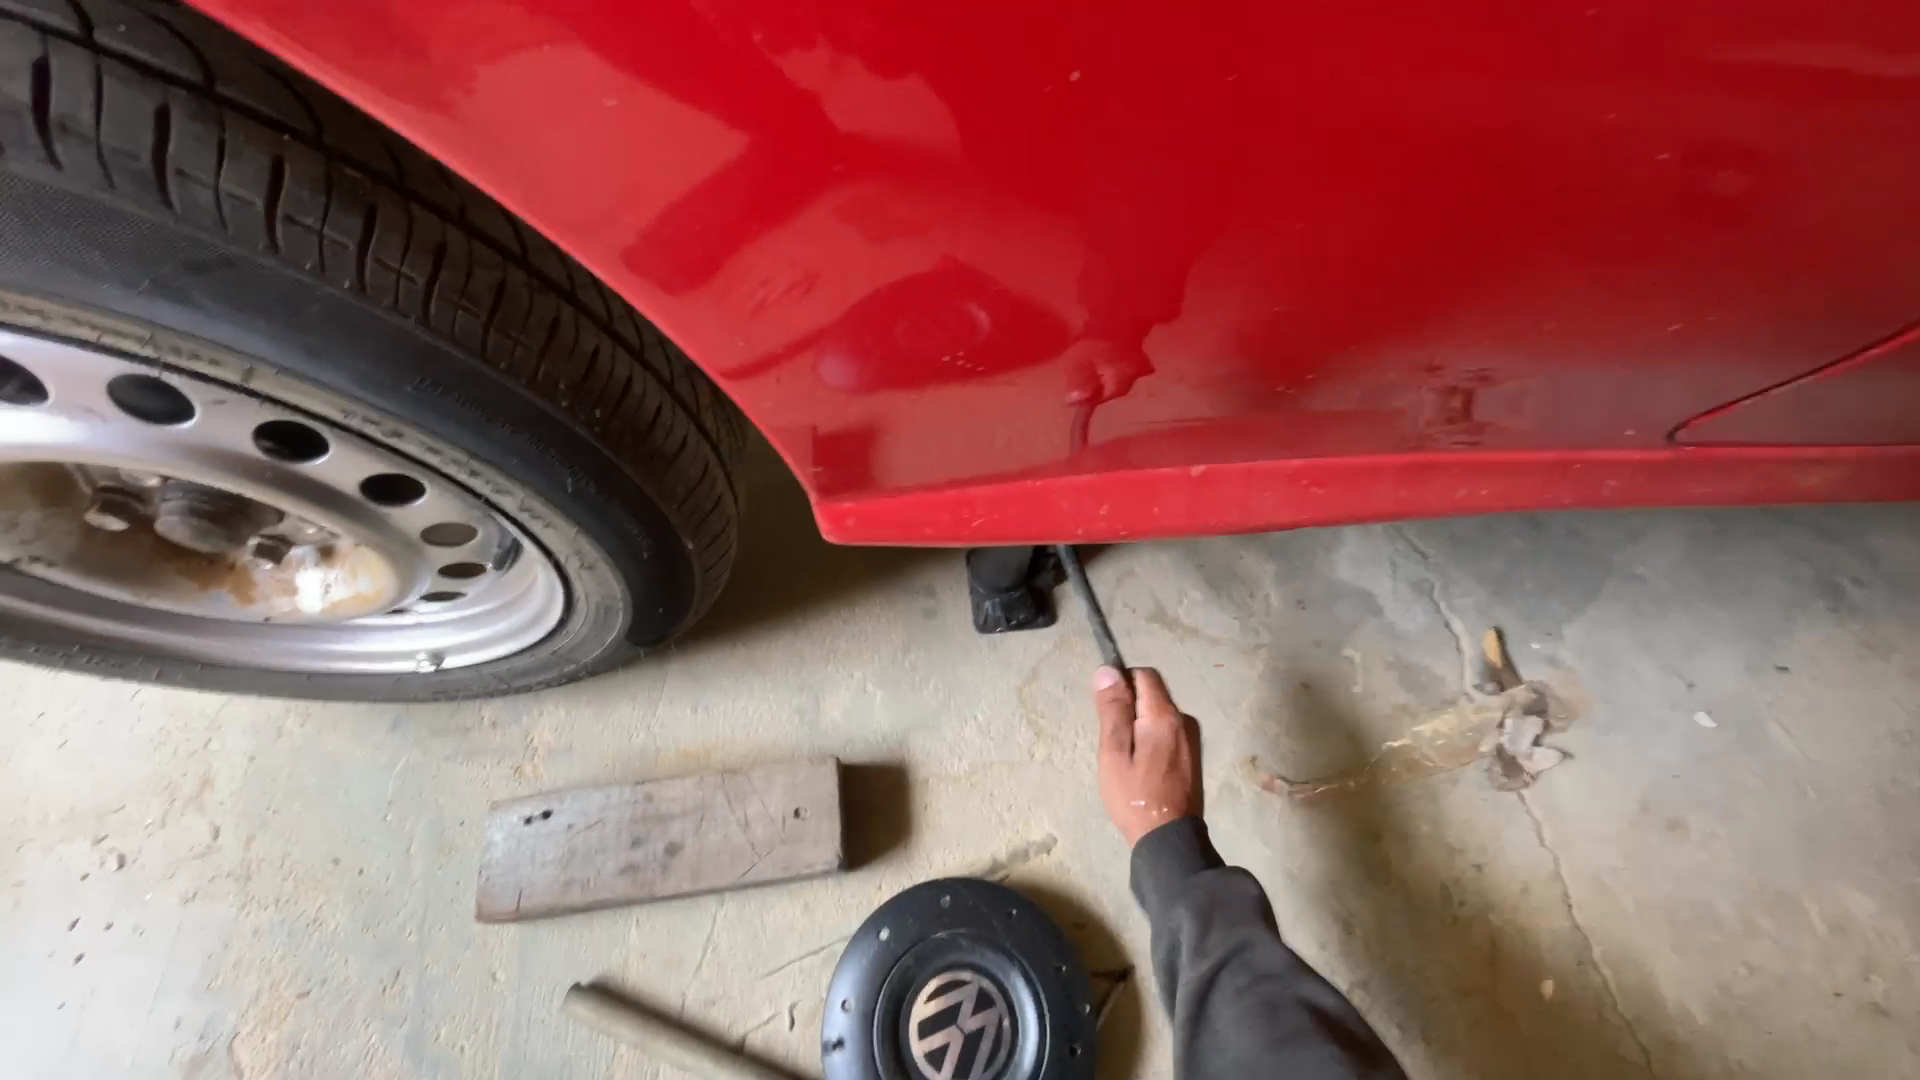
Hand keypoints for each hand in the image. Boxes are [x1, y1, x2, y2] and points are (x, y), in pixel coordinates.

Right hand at [1092, 666, 1199, 846]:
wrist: (1169, 840)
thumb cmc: (1134, 796)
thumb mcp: (1114, 751)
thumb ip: (1113, 709)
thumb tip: (1107, 670)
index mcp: (1164, 716)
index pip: (1144, 675)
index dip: (1121, 682)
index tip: (1107, 708)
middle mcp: (1184, 721)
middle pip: (1152, 693)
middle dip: (1129, 705)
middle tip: (1113, 738)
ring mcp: (1191, 739)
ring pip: (1158, 713)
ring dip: (1139, 722)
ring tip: (1125, 754)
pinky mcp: (1191, 755)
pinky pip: (1167, 731)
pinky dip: (1151, 736)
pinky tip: (1141, 764)